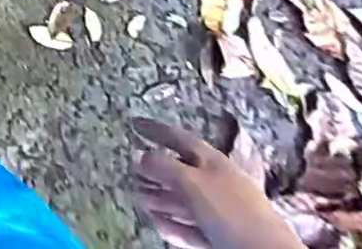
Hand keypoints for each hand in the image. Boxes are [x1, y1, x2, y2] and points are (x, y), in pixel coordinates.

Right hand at [133, 119, 303, 248]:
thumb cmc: (230, 211)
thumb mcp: (192, 183)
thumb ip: (164, 167)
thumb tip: (139, 155)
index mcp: (213, 160)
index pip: (178, 137)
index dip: (155, 129)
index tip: (134, 123)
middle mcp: (217, 181)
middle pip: (180, 170)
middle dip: (155, 170)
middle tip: (131, 170)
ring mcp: (222, 211)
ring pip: (185, 200)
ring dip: (160, 199)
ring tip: (137, 199)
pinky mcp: (224, 238)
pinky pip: (193, 225)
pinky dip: (174, 224)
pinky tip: (158, 225)